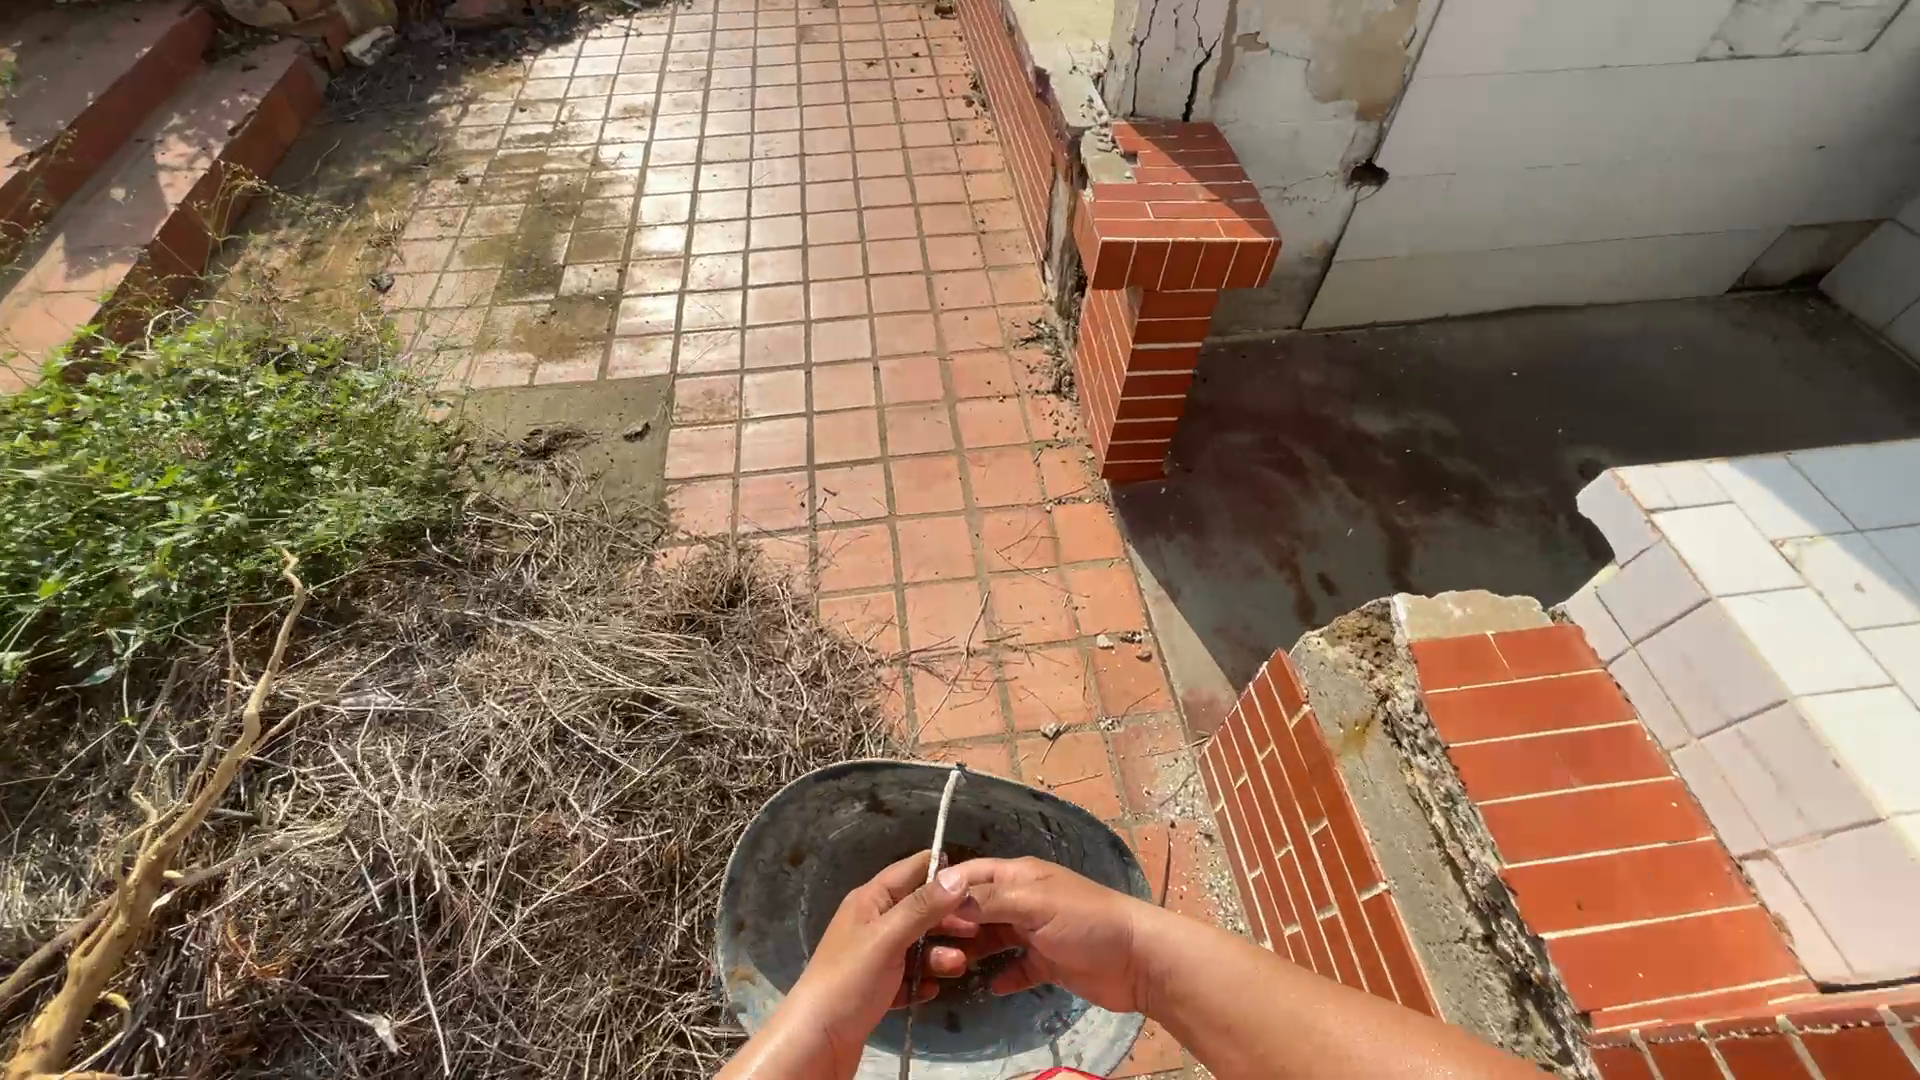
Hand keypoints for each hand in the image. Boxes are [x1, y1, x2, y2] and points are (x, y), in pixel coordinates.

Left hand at [773, 852, 975, 1073]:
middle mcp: (873, 922)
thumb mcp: (888, 937)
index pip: (911, 870)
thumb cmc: (850, 980)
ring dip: (937, 953)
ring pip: (916, 945)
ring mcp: (874, 956)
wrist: (816, 1043)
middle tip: (976, 930)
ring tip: (959, 965)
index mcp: (871, 900)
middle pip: (918, 910)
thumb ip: (923, 907)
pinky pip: (907, 976)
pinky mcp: (876, 988)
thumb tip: (958, 875)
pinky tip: (931, 989)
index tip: (975, 884)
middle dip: (946, 919)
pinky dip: (921, 980)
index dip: (941, 873)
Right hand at [943, 856, 1156, 1013]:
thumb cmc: (1083, 920)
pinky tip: (990, 987)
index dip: (944, 888)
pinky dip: (1003, 976)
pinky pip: (1018, 968)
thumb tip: (945, 900)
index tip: (916, 910)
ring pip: (994, 938)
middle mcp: (1022, 899)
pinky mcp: (1048, 961)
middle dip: (954, 924)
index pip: (971, 874)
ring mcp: (1035, 931)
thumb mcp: (1033, 903)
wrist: (1136, 958)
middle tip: (929, 947)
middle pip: (978, 908)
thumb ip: (990, 901)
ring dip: (975, 951)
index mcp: (1018, 876)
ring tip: (951, 969)